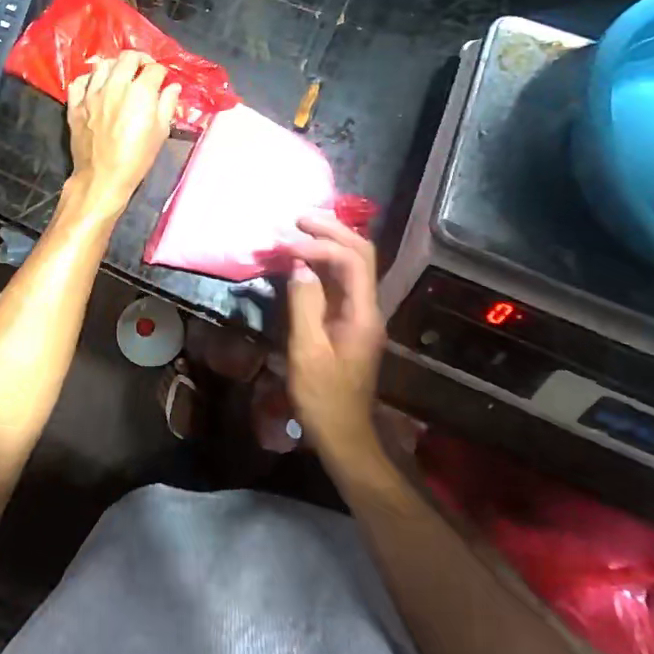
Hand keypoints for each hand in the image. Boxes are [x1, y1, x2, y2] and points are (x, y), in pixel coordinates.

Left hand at [66, 51, 180, 216]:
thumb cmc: (136, 158)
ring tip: (120, 76)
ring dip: (115, 66)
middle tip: (143, 71)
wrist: (102, 177)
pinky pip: (80, 80)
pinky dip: (89, 79)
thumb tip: (172, 87)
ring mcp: (91, 93)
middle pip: (128, 57)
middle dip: (139, 60)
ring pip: (102, 64)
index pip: (154, 68)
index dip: (160, 72)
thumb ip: (167, 105)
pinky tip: (96, 86)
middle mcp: (115, 85)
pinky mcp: (75, 104)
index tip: (161, 80)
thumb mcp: (160, 132)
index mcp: (140, 92)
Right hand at [283, 215, 385, 443]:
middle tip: (297, 219)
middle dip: (331, 231)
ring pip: (352, 264)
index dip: (320, 245)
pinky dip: (321, 263)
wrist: (343, 433)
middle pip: (360, 254)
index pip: (351, 260)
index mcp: (363, 314)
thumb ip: (303, 304)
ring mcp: (359, 314)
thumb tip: (297, 264)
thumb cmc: (323, 397)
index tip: (285, 247)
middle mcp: (368, 307)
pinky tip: (302, 259)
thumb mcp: (306, 351)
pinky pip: (339, 281)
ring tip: (298, 230)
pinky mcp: (348, 321)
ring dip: (328, 243)